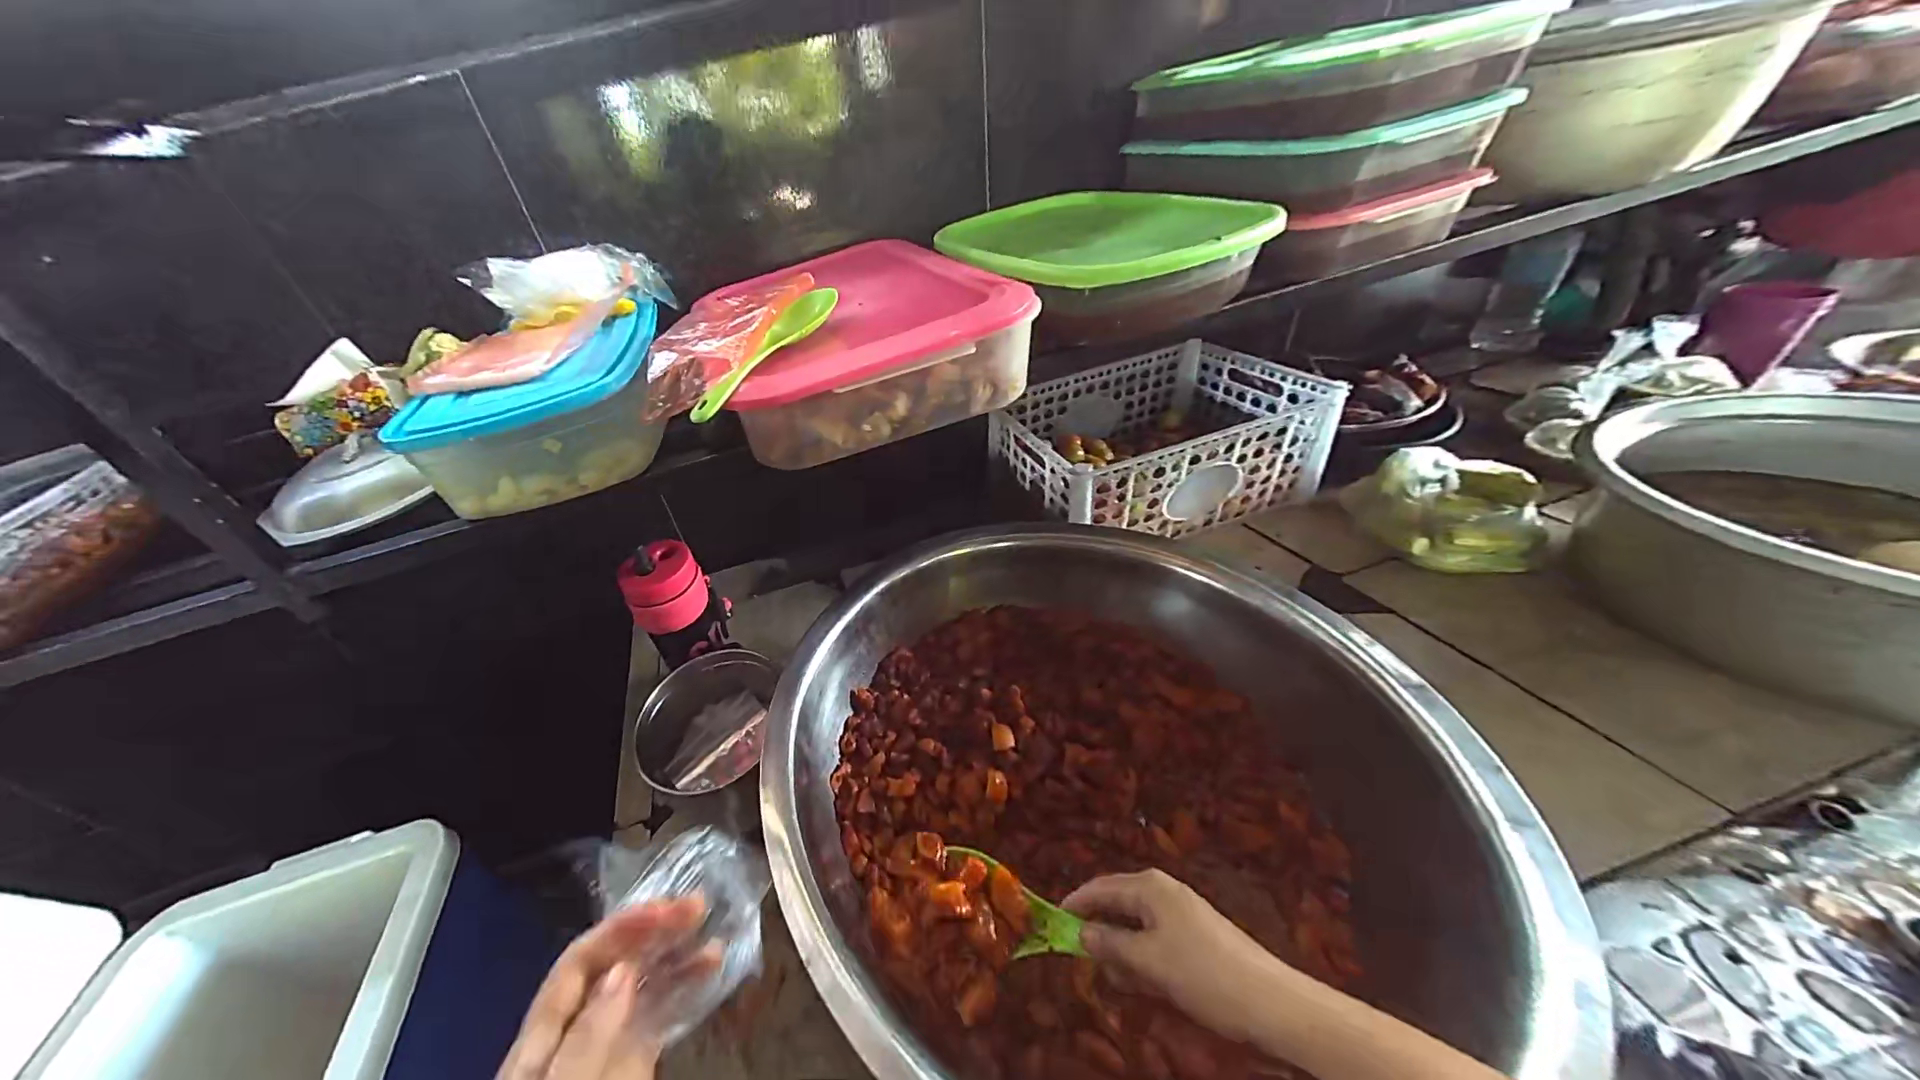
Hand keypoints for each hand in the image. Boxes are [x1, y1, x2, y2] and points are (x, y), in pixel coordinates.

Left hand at [496, 895, 716, 1079]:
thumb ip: (585, 1043)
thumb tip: (621, 972)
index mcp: (541, 1046)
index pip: (577, 968)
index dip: (619, 931)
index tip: (666, 912)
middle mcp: (573, 1039)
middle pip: (611, 971)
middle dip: (652, 933)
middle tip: (699, 907)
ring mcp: (604, 1056)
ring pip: (639, 991)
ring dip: (674, 958)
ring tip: (712, 940)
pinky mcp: (630, 1071)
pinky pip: (657, 1021)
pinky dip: (682, 992)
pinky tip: (708, 976)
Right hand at [1061, 869, 1289, 1045]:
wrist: (1271, 1001)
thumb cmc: (1203, 974)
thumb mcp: (1147, 962)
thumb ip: (1109, 944)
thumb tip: (1081, 933)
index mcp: (1149, 887)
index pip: (1099, 888)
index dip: (1074, 906)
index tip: (1052, 926)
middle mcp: (1162, 891)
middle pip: (1116, 906)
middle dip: (1101, 935)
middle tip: (1091, 967)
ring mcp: (1180, 912)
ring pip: (1135, 927)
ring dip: (1122, 953)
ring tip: (1123, 982)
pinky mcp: (1194, 935)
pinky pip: (1154, 940)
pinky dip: (1143, 959)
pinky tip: (1147, 984)